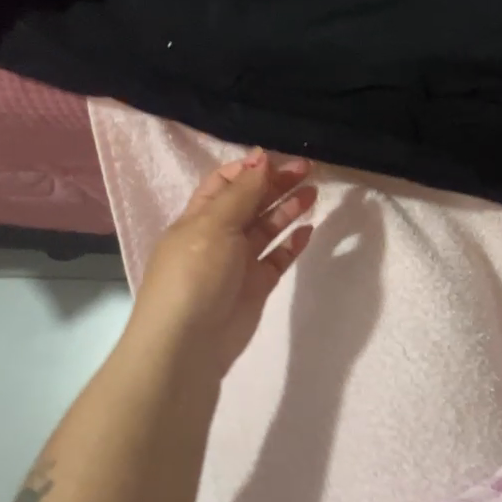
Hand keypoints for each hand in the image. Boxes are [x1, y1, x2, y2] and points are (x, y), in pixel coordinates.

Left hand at [125, 150, 317, 375]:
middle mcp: (218, 236)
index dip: (251, 167)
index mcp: (199, 218)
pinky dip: (293, 242)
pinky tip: (309, 230)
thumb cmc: (194, 276)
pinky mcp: (257, 285)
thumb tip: (261, 157)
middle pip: (251, 201)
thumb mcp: (214, 225)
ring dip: (288, 208)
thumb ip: (243, 191)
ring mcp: (238, 262)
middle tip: (308, 169)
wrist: (188, 344)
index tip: (280, 158)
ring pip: (267, 227)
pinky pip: (278, 257)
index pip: (225, 182)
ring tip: (314, 193)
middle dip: (277, 183)